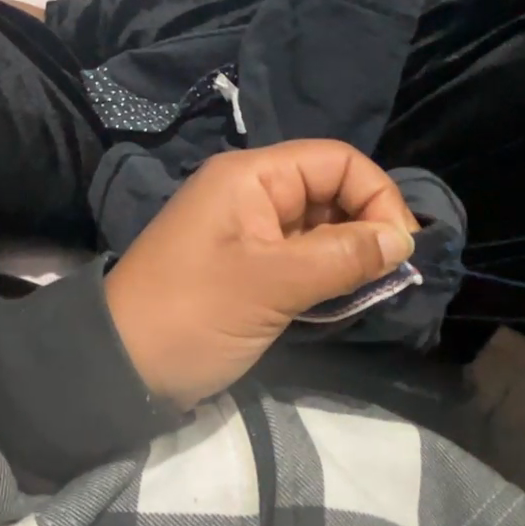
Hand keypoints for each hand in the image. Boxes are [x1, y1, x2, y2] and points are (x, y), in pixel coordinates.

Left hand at [103, 139, 417, 409]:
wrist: (121, 365)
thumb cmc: (192, 314)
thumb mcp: (270, 284)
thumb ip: (341, 257)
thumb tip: (403, 239)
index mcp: (249, 178)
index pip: (335, 160)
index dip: (376, 195)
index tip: (400, 249)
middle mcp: (250, 195)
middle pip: (330, 192)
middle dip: (367, 228)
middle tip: (388, 279)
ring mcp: (247, 233)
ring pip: (319, 228)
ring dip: (349, 256)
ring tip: (369, 292)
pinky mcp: (246, 269)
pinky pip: (300, 258)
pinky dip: (326, 276)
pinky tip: (342, 301)